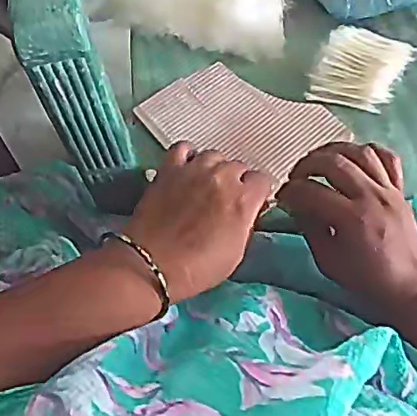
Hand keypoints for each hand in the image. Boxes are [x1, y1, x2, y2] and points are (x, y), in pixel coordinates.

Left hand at [122, 143, 275, 299]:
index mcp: (243, 200)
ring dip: (214, 167)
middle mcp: (222, 178)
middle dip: (236, 181)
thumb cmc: (197, 267)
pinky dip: (187, 155)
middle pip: (238, 166)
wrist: (154, 264)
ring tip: (206, 183)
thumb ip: (245, 221)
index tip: (251, 200)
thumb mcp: (237, 251)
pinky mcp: (169, 169)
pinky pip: (182, 148)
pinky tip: (186, 167)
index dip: (257, 191)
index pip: (262, 180)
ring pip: (214, 155)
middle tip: (225, 199)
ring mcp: (194, 170)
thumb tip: (245, 211)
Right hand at [277, 142, 416, 313]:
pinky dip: (367, 152)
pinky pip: (386, 158)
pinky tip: (352, 159)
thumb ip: (310, 228)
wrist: (412, 287)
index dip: (290, 191)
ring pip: (359, 152)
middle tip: (296, 178)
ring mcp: (389, 190)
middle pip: (332, 162)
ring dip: (333, 152)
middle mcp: (371, 197)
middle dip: (306, 165)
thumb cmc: (368, 279)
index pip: (310, 191)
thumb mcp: (328, 261)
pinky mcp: (400, 190)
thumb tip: (296, 205)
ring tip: (319, 162)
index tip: (282, 198)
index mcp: (352, 218)